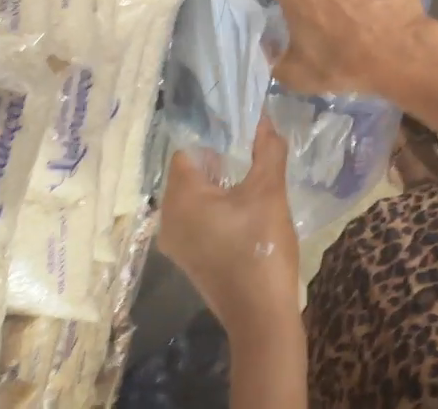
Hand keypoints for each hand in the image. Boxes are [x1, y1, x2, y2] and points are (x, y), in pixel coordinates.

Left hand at [159, 120, 300, 338]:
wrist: (262, 317)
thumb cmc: (262, 248)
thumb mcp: (269, 192)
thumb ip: (268, 151)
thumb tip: (264, 120)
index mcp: (181, 198)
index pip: (187, 152)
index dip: (214, 145)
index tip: (240, 146)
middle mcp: (168, 218)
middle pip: (187, 175)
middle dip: (216, 166)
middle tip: (247, 166)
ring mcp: (175, 243)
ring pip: (192, 198)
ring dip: (217, 190)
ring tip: (247, 190)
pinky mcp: (187, 260)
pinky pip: (194, 220)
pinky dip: (213, 212)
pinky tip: (242, 218)